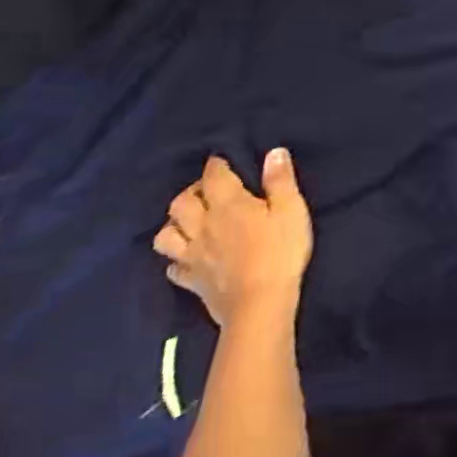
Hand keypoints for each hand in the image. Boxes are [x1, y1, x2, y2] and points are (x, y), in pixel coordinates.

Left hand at [154, 149, 313, 328]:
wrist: (260, 304)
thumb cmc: (280, 252)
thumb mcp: (291, 209)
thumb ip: (280, 180)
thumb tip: (273, 152)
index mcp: (227, 204)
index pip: (213, 175)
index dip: (216, 164)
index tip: (223, 160)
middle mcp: (202, 226)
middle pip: (180, 202)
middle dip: (191, 191)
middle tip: (208, 191)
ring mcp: (192, 256)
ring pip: (165, 234)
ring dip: (174, 224)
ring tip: (191, 222)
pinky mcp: (191, 281)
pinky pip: (172, 267)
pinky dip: (176, 259)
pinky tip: (188, 258)